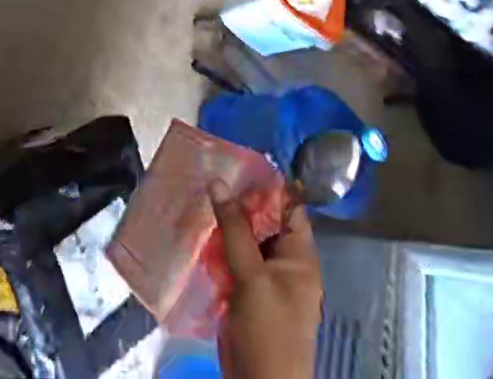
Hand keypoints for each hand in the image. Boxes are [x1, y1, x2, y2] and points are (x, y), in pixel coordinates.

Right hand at [212, 184, 322, 378]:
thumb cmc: (269, 333)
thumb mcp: (252, 277)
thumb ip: (234, 229)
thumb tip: (218, 181)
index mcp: (299, 258)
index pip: (290, 210)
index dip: (270, 185)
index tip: (239, 159)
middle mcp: (284, 264)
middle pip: (263, 221)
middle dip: (238, 200)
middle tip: (208, 170)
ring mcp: (263, 279)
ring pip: (243, 239)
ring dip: (222, 221)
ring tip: (195, 192)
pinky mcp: (243, 291)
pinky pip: (230, 258)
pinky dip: (215, 244)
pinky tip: (193, 229)